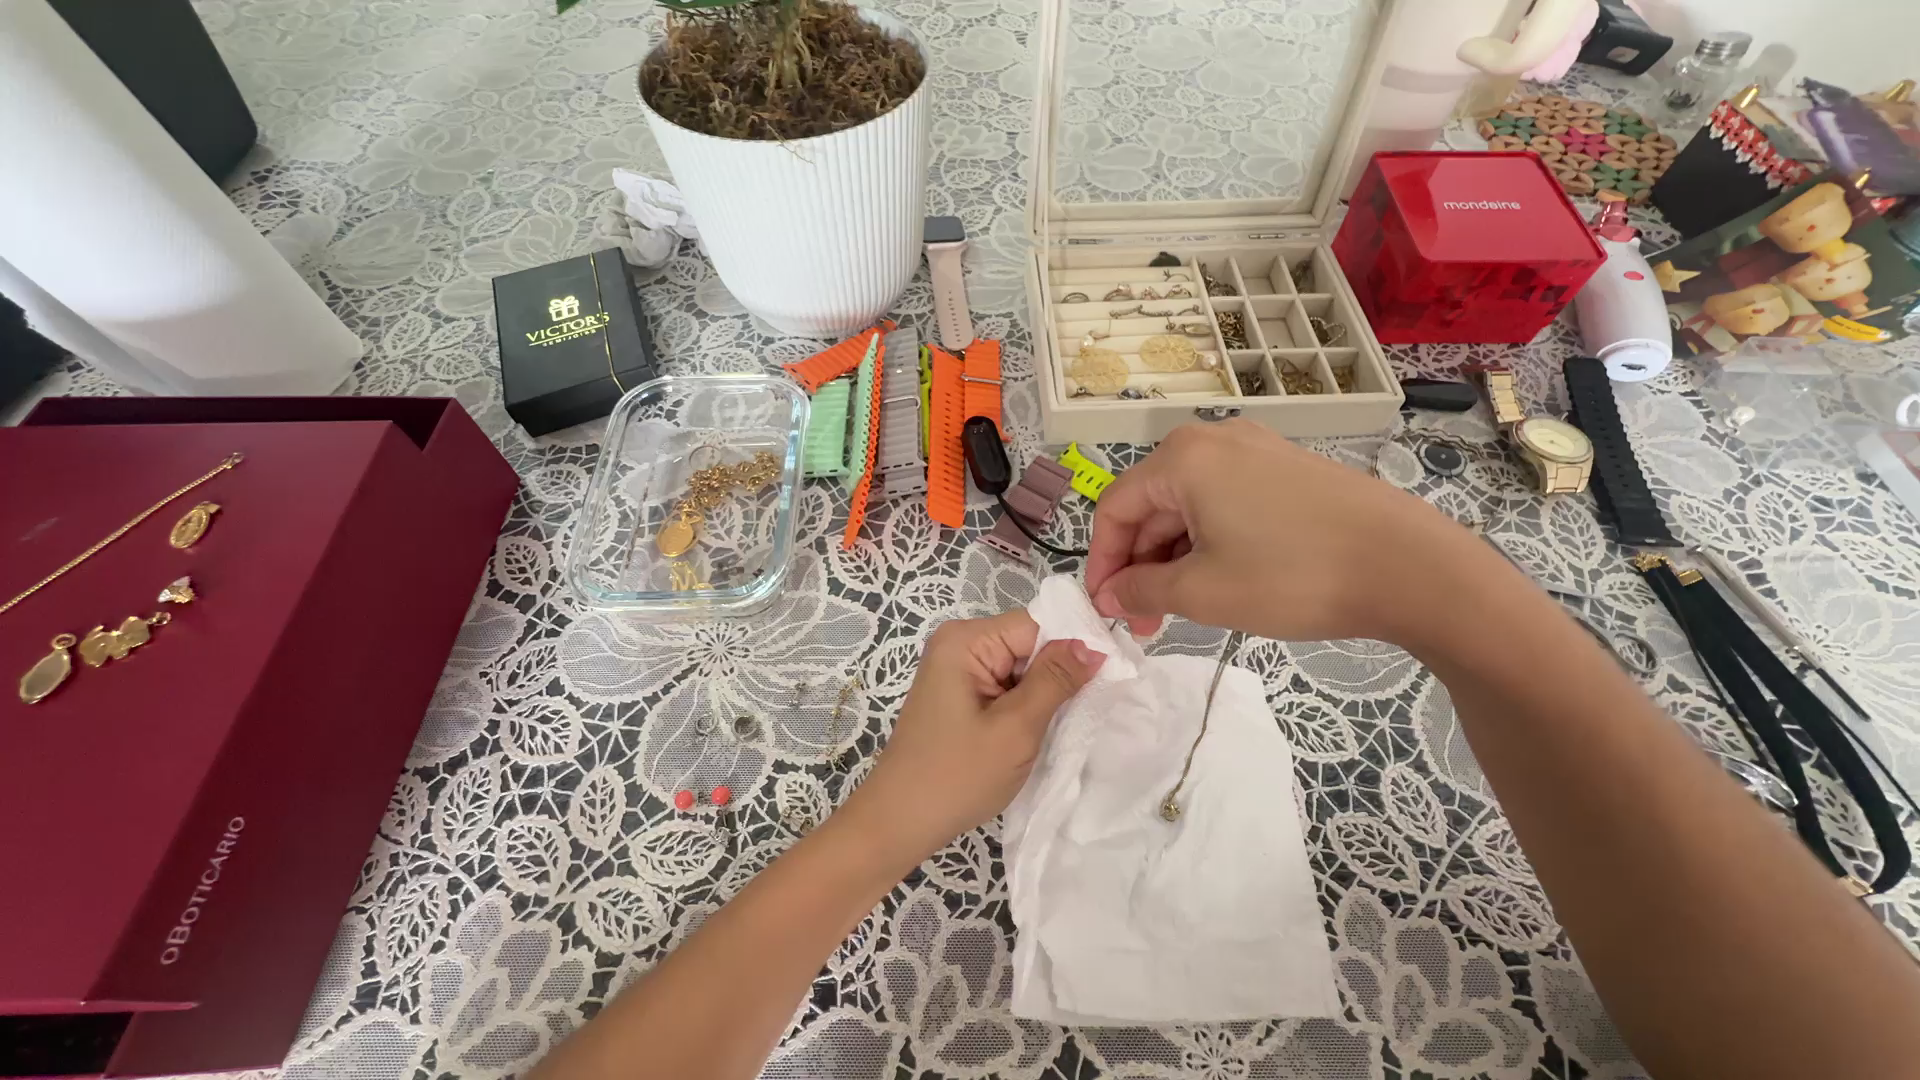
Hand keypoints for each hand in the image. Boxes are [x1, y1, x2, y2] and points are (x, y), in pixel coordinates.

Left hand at [844, 612, 1103, 863]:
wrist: (900, 821)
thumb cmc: (957, 776)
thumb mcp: (1016, 729)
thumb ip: (1056, 680)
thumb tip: (1095, 645)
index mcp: (966, 640)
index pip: (1037, 623)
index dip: (1075, 645)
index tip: (1112, 674)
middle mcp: (959, 643)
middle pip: (1030, 642)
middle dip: (1060, 671)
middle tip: (1091, 706)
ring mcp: (957, 668)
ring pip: (1022, 666)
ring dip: (1045, 692)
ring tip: (1066, 721)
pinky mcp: (960, 693)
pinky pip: (1006, 685)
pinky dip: (1026, 704)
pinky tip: (1038, 728)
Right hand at [1083, 420, 1497, 644]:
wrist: (1409, 566)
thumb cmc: (1292, 576)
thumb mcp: (1202, 591)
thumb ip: (1141, 590)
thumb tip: (1111, 595)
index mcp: (1182, 458)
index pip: (1115, 509)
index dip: (1102, 563)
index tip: (1106, 610)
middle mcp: (1212, 440)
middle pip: (1151, 505)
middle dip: (1141, 565)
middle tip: (1144, 622)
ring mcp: (1255, 450)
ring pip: (1188, 507)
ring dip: (1174, 559)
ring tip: (1181, 610)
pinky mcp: (1286, 469)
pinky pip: (1224, 503)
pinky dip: (1208, 543)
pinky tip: (1220, 581)